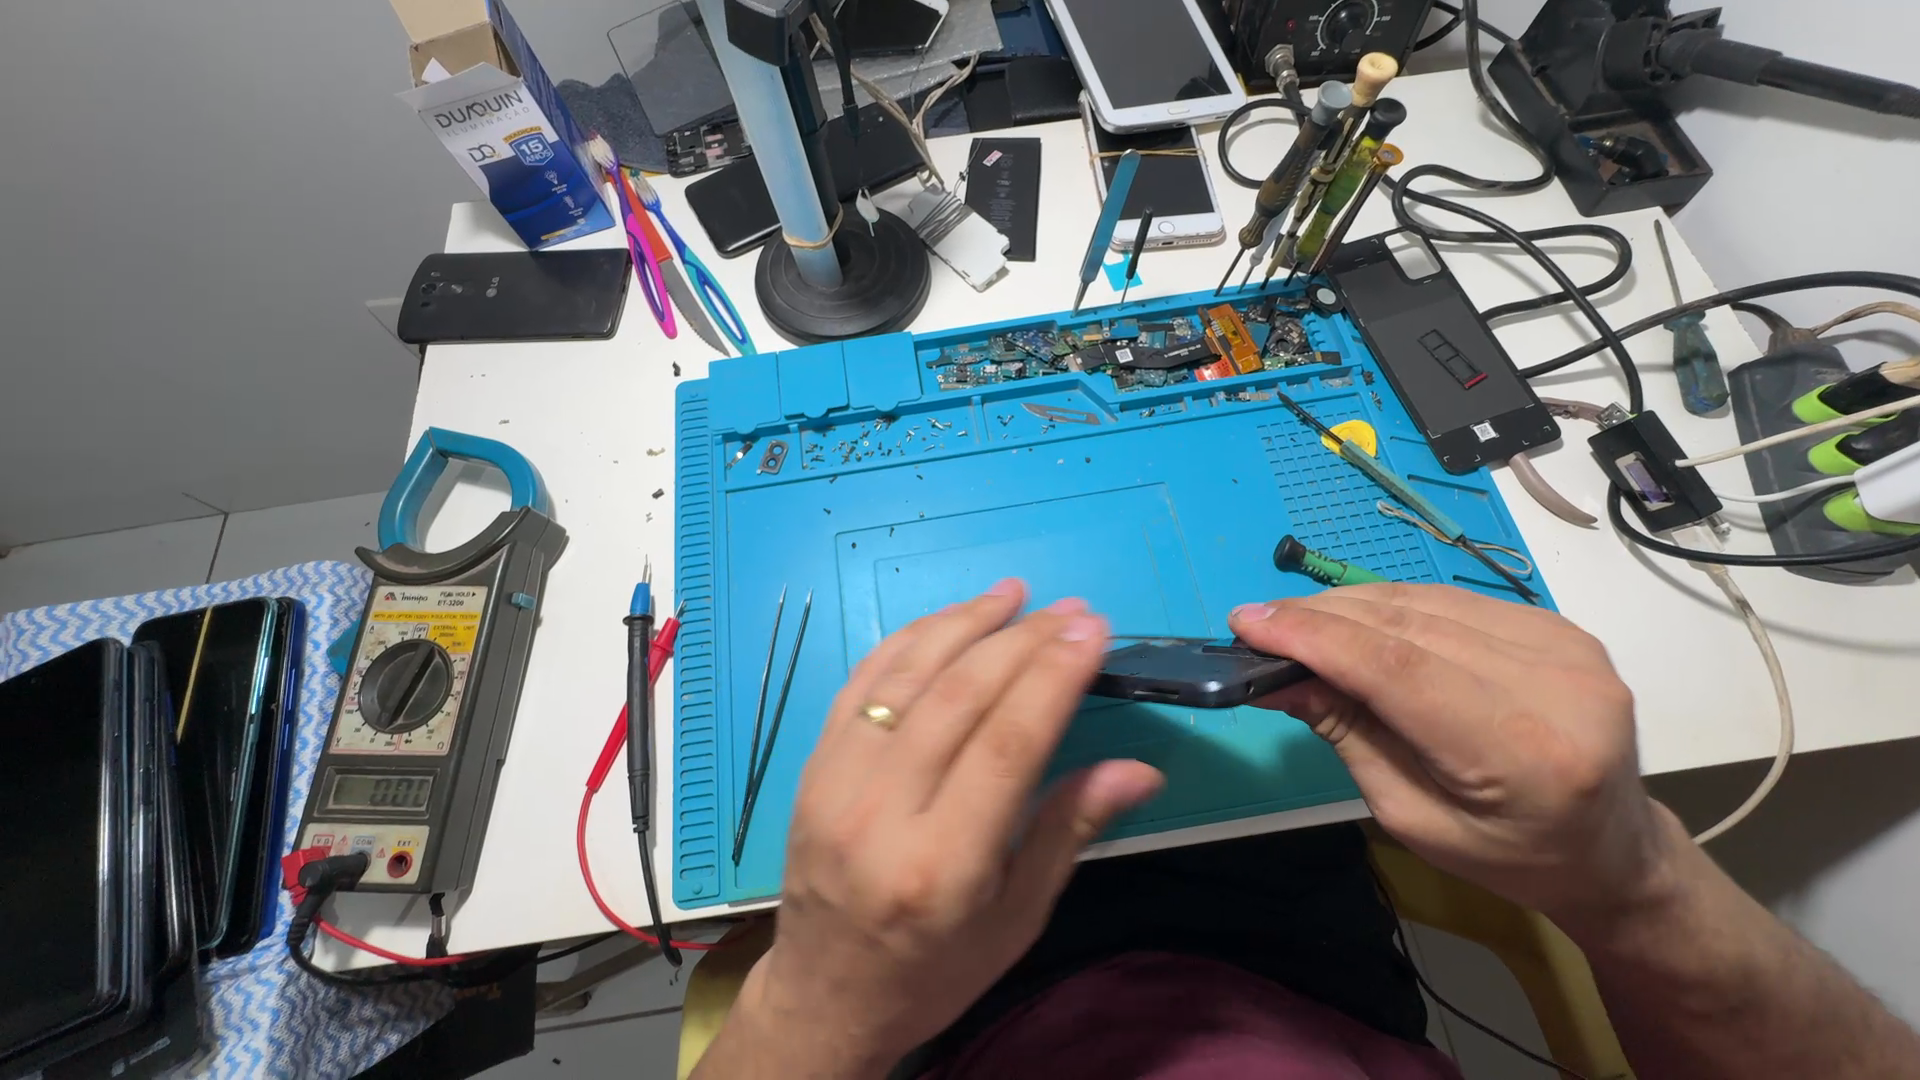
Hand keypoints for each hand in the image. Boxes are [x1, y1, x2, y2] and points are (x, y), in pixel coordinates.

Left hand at [724, 582, 1163, 1075]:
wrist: (825, 994)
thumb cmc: (934, 968)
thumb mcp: (1017, 918)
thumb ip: (1069, 830)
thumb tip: (1141, 769)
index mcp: (942, 864)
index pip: (1007, 743)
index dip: (1053, 676)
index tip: (1091, 629)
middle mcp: (881, 811)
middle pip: (959, 697)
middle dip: (1022, 641)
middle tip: (1069, 610)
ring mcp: (836, 780)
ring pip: (906, 676)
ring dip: (964, 623)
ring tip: (1012, 593)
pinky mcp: (813, 764)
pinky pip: (863, 682)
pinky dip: (909, 640)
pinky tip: (947, 619)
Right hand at [1228, 584, 1677, 922]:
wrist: (1611, 849)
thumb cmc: (1503, 852)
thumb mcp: (1405, 812)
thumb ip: (1345, 733)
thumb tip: (1275, 676)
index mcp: (1522, 753)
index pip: (1396, 669)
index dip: (1314, 638)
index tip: (1247, 623)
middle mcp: (1555, 684)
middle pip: (1405, 624)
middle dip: (1318, 618)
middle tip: (1257, 622)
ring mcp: (1565, 646)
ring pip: (1422, 600)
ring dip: (1346, 606)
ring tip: (1294, 620)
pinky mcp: (1558, 625)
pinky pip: (1448, 600)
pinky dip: (1388, 605)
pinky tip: (1352, 619)